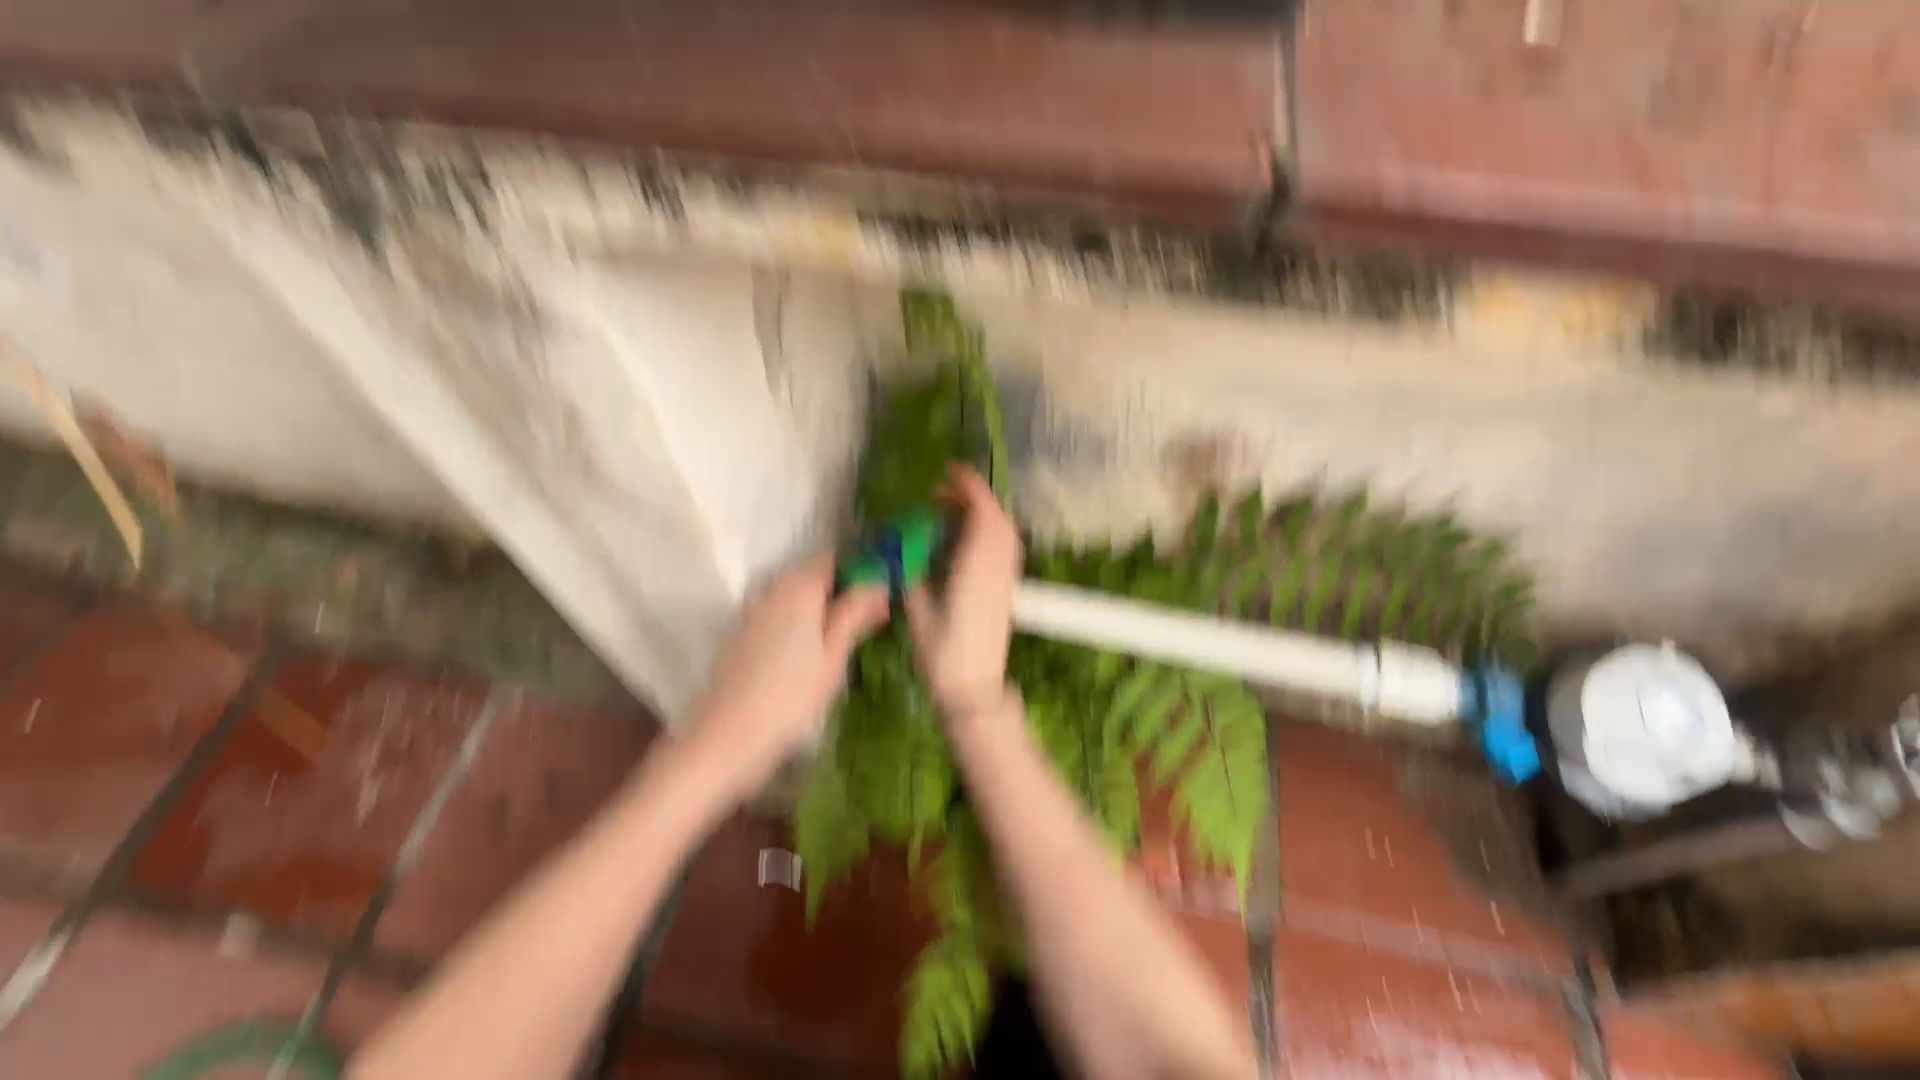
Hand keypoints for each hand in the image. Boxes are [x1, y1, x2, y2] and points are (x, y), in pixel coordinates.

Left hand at [681, 553, 889, 798]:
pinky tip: (808, 654)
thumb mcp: (833, 656)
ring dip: (819, 608)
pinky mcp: (741, 631)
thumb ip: (855, 613)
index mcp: (798, 588)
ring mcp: (752, 609)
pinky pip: (778, 613)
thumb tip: (880, 582)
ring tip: (842, 642)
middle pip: (812, 575)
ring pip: (795, 595)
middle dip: (841, 590)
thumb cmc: (790, 698)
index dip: (859, 569)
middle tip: (869, 621)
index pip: (833, 558)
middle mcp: (772, 588)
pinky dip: (798, 622)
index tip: (880, 593)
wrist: (728, 735)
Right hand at [905, 465, 1021, 719]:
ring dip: (983, 515)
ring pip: (1005, 532)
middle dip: (973, 498)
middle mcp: (997, 569)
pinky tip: (966, 542)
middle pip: (997, 518)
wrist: (975, 689)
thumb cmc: (942, 655)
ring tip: (952, 515)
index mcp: (975, 569)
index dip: (969, 487)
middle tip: (942, 493)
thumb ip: (914, 574)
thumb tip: (906, 548)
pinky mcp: (1007, 591)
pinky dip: (990, 533)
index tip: (950, 472)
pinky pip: (1006, 549)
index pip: (982, 514)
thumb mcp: (918, 612)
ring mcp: (1006, 580)